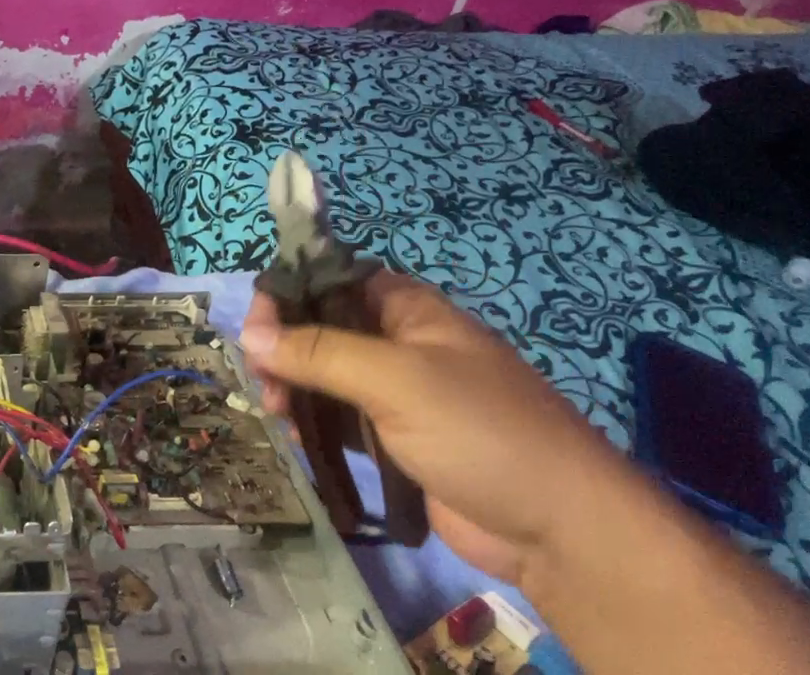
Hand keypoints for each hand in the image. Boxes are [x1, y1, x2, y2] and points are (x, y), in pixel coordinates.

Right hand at [239, 272, 632, 582]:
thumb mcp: (395, 379)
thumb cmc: (481, 431)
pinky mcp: (395, 438)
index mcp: (408, 309)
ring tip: (277, 415)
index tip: (254, 327)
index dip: (288, 294)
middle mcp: (400, 343)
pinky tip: (297, 440)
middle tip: (263, 382)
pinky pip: (339, 418)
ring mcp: (398, 393)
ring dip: (292, 388)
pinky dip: (312, 423)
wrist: (561, 530)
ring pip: (324, 375)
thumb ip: (318, 351)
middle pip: (320, 327)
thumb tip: (248, 332)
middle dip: (283, 348)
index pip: (330, 279)